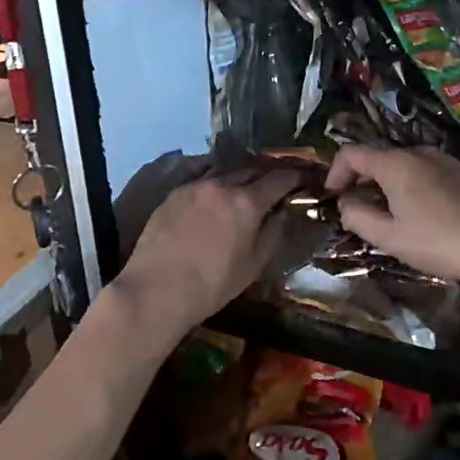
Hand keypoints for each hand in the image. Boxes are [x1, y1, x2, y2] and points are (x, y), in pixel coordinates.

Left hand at [111, 168, 302, 341]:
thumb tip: (282, 212)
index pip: (278, 180)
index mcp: (247, 202)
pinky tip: (214, 192)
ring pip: (224, 171)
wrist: (157, 288)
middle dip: (266, 174)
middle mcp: (222, 185)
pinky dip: (214, 181)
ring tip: (243, 186)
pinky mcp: (174, 193)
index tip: (302, 177)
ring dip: (239, 176)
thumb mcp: (253, 265)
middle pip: (251, 170)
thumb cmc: (212, 284)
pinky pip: (201, 178)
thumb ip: (272, 233)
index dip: (294, 177)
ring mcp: (195, 186)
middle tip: (274, 183)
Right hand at [325, 145, 459, 285]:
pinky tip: (418, 214)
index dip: (335, 172)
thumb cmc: (440, 241)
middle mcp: (417, 152)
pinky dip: (408, 186)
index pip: (352, 153)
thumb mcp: (390, 237)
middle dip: (360, 181)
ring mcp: (442, 160)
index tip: (332, 196)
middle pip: (377, 158)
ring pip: (401, 165)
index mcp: (395, 163)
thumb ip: (358, 217)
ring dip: (385, 185)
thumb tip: (346, 204)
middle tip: (356, 211)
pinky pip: (423, 172)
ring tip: (386, 216)